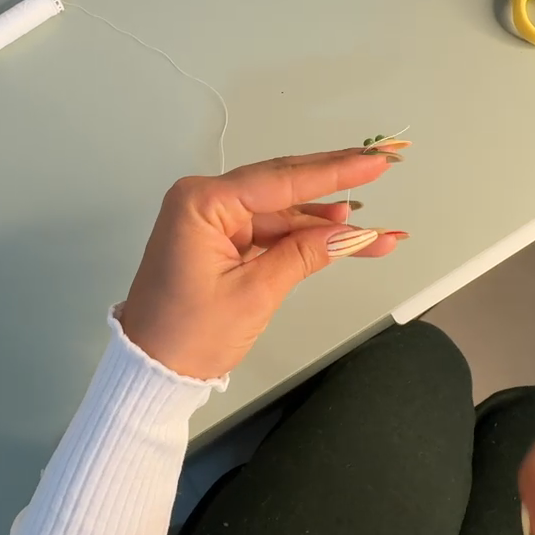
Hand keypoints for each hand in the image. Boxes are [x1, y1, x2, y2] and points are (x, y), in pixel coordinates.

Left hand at [119, 147, 407, 379]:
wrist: (152, 370)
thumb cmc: (191, 334)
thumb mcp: (255, 293)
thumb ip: (304, 254)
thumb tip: (353, 233)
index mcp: (203, 202)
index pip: (279, 180)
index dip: (333, 172)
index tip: (374, 163)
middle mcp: (206, 199)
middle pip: (282, 185)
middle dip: (334, 183)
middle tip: (381, 168)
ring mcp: (214, 219)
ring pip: (281, 211)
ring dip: (326, 222)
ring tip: (377, 229)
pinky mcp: (221, 239)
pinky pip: (270, 230)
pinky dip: (304, 237)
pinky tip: (343, 237)